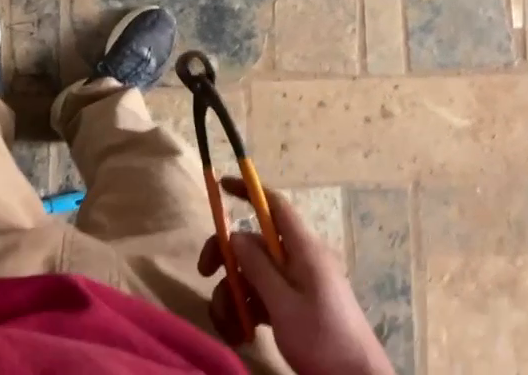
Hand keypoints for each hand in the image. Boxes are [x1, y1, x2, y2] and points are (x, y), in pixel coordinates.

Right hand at [197, 178, 395, 374]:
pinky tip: (239, 337)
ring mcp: (296, 287)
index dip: (248, 191)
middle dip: (226, 260)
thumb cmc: (323, 341)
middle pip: (253, 245)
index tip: (220, 186)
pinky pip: (260, 298)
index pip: (275, 206)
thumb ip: (258, 267)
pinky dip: (245, 312)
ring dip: (232, 296)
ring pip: (252, 275)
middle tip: (205, 276)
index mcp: (303, 251)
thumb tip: (235, 234)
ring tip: (228, 328)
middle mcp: (299, 262)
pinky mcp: (294, 310)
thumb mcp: (284, 305)